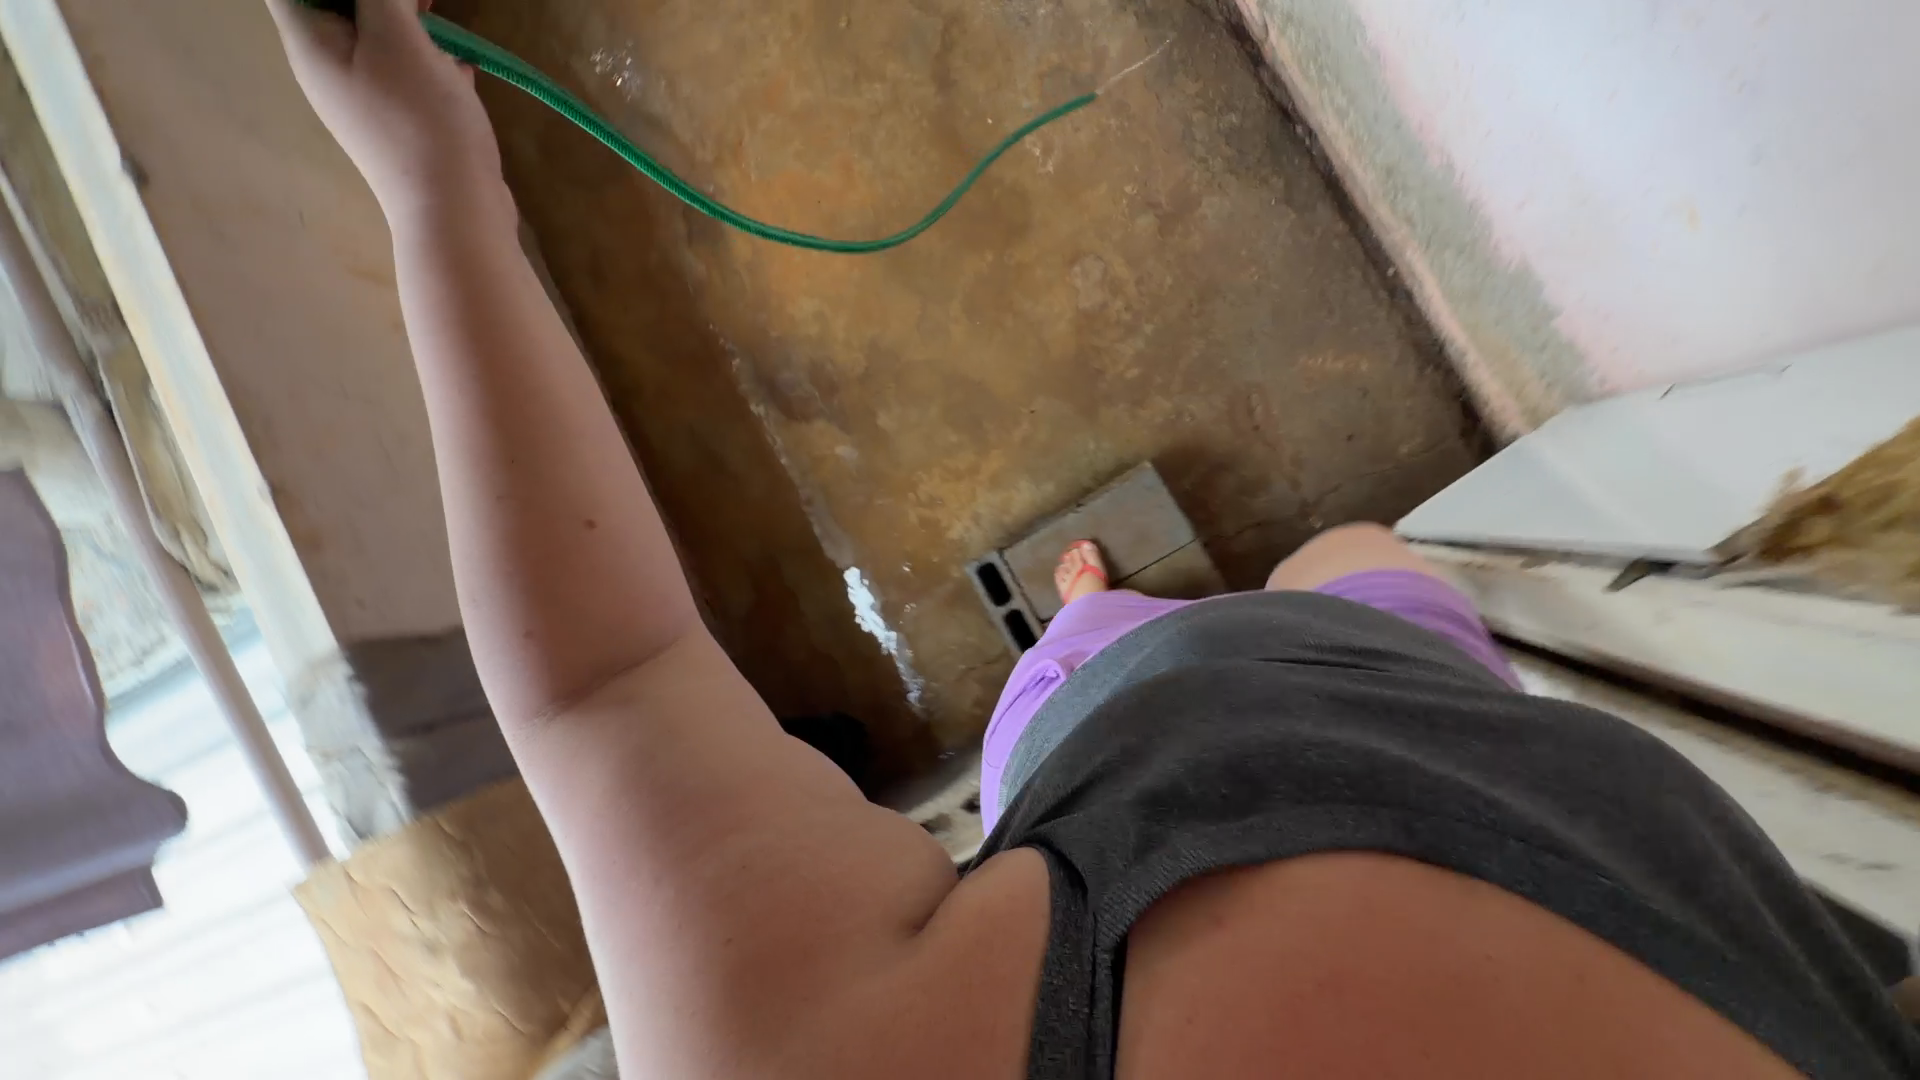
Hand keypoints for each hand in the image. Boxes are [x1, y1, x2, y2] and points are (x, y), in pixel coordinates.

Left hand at [266, 0, 510, 227]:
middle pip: (338, 8)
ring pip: (380, 43)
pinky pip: (411, 79)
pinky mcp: (407, 128)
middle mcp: (330, 71)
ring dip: (411, 29)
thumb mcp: (399, 40)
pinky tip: (461, 69)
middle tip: (426, 2)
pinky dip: (431, 65)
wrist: (457, 213)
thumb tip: (390, 0)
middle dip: (384, 2)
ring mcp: (370, 103)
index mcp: (312, 43)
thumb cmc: (423, 123)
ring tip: (446, 35)